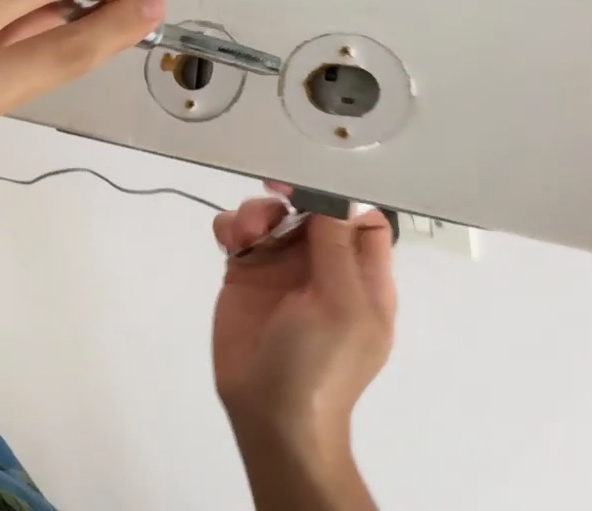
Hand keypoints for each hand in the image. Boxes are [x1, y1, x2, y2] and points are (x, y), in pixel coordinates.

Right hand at [211, 195, 395, 446]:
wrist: (270, 408)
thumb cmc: (320, 363)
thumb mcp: (344, 306)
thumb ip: (337, 248)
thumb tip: (332, 199)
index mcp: (361, 277)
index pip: (362, 220)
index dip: (340, 198)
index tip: (309, 184)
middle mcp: (322, 266)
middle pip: (307, 210)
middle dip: (288, 198)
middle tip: (269, 192)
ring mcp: (280, 269)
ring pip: (269, 216)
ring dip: (253, 213)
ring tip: (243, 236)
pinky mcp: (244, 273)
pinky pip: (236, 233)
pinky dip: (229, 227)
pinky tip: (229, 243)